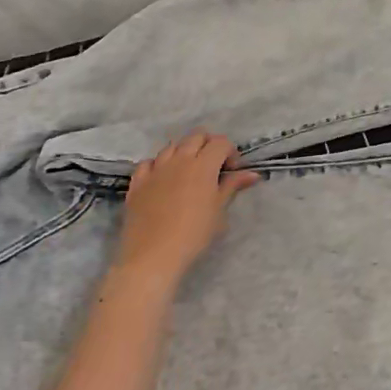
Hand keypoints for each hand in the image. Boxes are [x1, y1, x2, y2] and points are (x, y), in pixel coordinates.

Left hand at [115, 132, 259, 275]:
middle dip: (209, 145)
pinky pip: (149, 162)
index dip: (230, 152)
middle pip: (196, 136)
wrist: (154, 253)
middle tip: (214, 167)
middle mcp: (178, 159)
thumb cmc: (194, 233)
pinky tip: (164, 179)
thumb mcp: (219, 210)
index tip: (232, 171)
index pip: (220, 143)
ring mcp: (155, 168)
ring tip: (190, 173)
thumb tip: (252, 174)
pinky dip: (160, 164)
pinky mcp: (138, 182)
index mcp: (202, 165)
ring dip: (185, 152)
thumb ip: (232, 186)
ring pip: (172, 146)